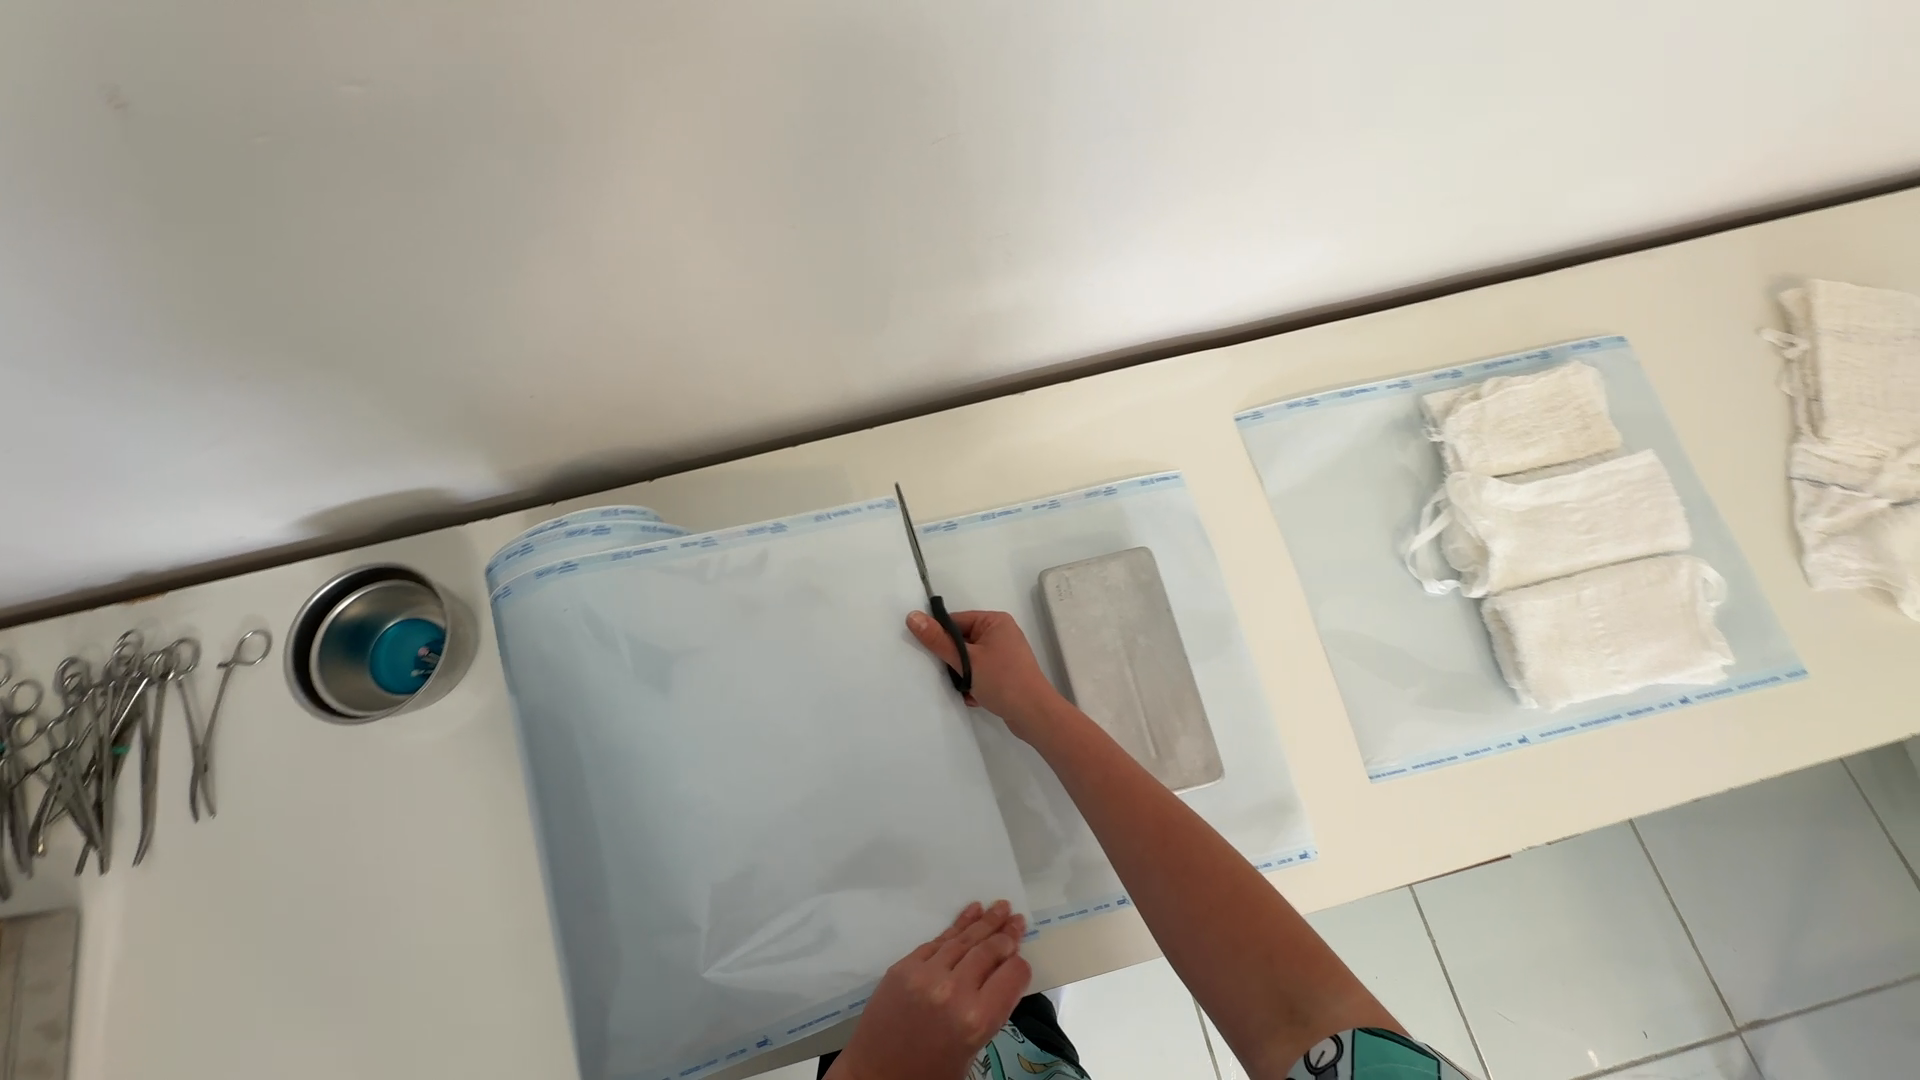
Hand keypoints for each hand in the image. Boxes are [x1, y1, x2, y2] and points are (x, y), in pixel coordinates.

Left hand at [825, 900, 1030, 1079]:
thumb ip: (988, 1010)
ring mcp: (926, 974)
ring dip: (985, 922)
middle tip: (1017, 920)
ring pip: (963, 939)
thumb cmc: (930, 1074)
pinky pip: (937, 941)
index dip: (1019, 965)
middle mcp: (954, 991)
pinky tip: (971, 913)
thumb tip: (999, 974)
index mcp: (976, 1019)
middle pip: (989, 951)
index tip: (1021, 959)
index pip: (1013, 975)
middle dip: (1006, 935)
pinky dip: (956, 925)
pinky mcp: (904, 966)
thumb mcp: (971, 1050)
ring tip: (1001, 907)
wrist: (875, 1077)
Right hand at [907, 610, 1065, 740]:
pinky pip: (980, 673)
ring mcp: (1005, 655)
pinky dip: (974, 684)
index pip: (956, 621)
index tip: (927, 653)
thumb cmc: (1002, 681)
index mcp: (994, 622)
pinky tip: (974, 697)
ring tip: (964, 688)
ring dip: (963, 675)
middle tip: (948, 674)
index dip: (940, 636)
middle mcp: (1001, 634)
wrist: (1034, 714)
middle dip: (953, 660)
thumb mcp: (967, 660)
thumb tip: (912, 617)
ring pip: (970, 660)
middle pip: (962, 641)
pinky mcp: (1006, 674)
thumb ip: (938, 640)